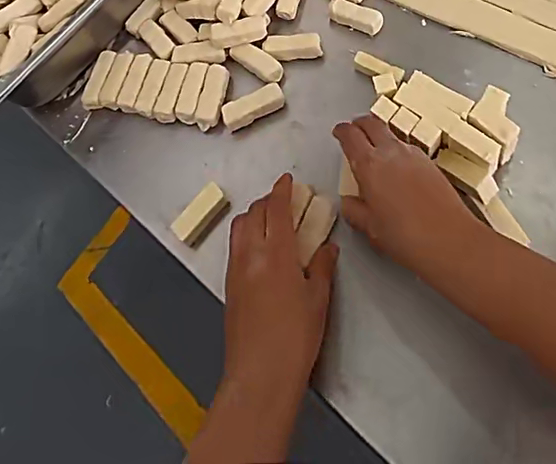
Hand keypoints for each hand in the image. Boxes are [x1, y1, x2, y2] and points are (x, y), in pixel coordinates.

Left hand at [221, 173, 337, 398]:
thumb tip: (327, 248)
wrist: (259, 376)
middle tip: (284, 201)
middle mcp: (251, 254)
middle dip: (268, 201)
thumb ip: (322, 267)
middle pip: (254, 213)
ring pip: (240, 227)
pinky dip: (247, 235)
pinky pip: (235, 247)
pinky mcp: (229, 285)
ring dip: (254, 216)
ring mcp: (236, 269)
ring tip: (271, 222)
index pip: (276, 208)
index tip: (287, 180)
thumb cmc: (294, 339)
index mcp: (276, 254)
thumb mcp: (318, 300)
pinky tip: (261, 249)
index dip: (282, 189)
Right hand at [333, 115, 483, 278]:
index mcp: (369, 164)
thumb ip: (354, 210)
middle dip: (360, 123)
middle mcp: (391, 152)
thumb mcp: (370, 228)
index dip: (342, 131)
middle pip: (372, 123)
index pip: (350, 135)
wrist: (451, 240)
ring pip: (391, 133)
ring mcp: (413, 155)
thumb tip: (350, 203)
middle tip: (354, 130)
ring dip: (381, 135)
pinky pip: (408, 147)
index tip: (338, 133)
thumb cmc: (407, 237)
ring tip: (377, 150)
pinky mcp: (431, 163)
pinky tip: (400, 167)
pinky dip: (398, 149)